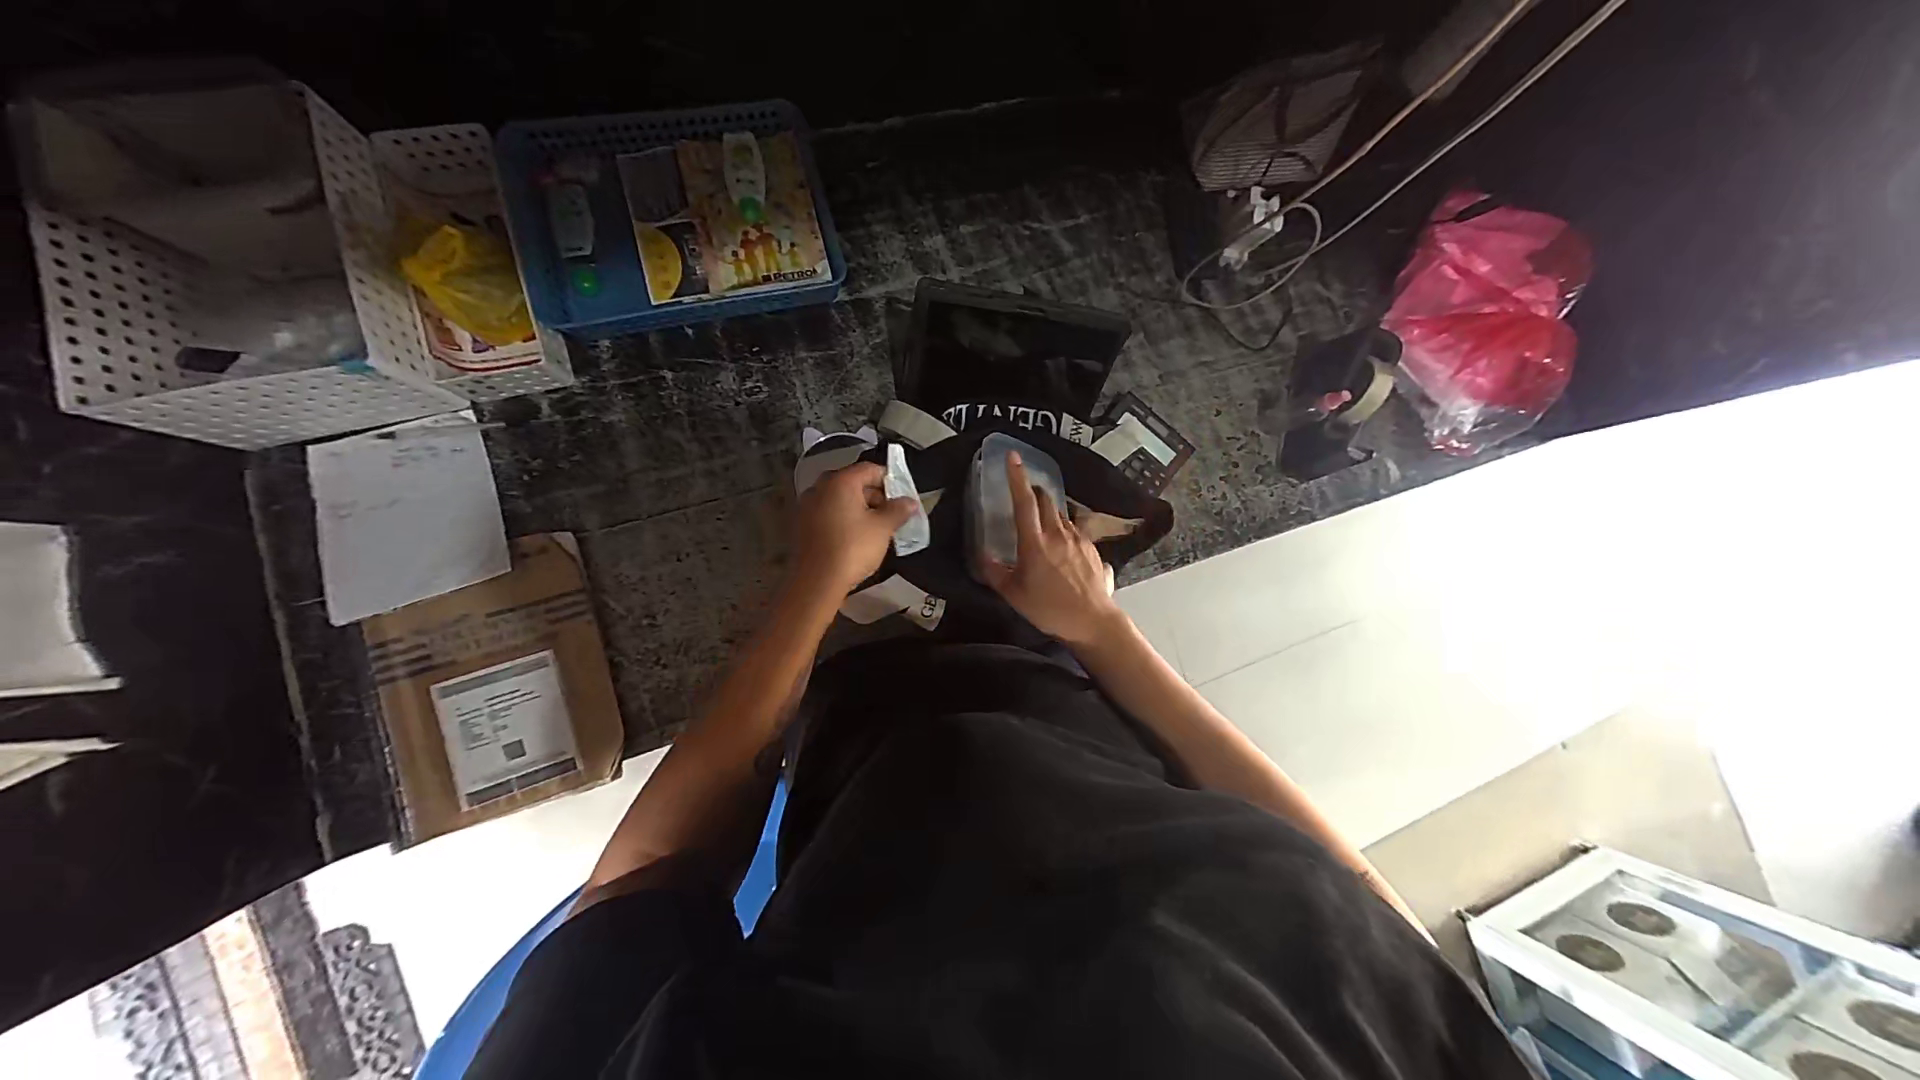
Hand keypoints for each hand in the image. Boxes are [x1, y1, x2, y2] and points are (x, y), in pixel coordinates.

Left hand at [791, 461, 919, 597]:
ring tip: (877, 529)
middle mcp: (820, 487)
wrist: (817, 581)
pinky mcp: (802, 525)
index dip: (891, 481)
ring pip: (840, 499)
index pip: (871, 469)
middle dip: (875, 496)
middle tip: (892, 515)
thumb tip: (910, 502)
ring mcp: (807, 506)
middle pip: (854, 482)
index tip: (903, 498)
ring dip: (859, 509)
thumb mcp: (883, 528)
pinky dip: (843, 519)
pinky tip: (855, 537)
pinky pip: (828, 513)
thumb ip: (899, 510)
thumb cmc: (852, 549)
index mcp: (840, 481)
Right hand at [981, 452, 1124, 646]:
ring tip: (1041, 526)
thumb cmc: (1050, 609)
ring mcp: (1078, 539)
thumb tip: (983, 556)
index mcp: (1034, 543)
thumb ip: (995, 572)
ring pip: (1060, 514)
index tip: (1012, 457)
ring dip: (1049, 512)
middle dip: (1034, 491)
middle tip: (1025, 496)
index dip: (1016, 477)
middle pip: (1046, 499)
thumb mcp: (1014, 595)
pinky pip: (1074, 529)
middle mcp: (1057, 534)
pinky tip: (1062, 548)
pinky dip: (1064, 530)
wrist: (1093, 621)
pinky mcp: (1092, 547)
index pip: (1024, 502)